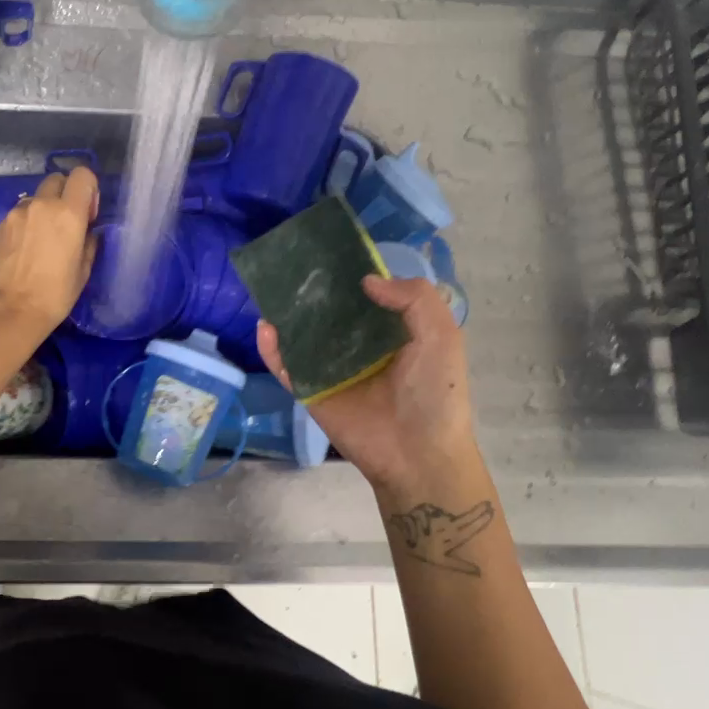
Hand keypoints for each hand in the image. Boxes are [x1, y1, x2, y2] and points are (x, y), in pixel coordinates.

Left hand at [0, 166, 99, 343]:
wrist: (12, 310)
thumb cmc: (55, 294)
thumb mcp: (84, 270)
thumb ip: (89, 242)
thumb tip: (87, 231)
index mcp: (68, 213)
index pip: (82, 175)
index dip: (88, 189)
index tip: (87, 213)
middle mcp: (42, 205)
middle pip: (56, 180)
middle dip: (64, 194)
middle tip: (65, 222)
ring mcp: (17, 213)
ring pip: (35, 198)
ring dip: (43, 209)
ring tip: (42, 239)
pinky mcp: (0, 225)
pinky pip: (18, 214)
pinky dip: (25, 223)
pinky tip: (24, 249)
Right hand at [256, 275, 478, 496]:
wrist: (417, 453)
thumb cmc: (435, 393)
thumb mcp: (441, 335)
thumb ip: (414, 297)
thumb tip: (366, 281)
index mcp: (391, 333)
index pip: (366, 298)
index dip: (351, 277)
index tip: (331, 254)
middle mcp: (358, 348)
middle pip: (329, 314)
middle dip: (313, 293)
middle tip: (293, 268)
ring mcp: (331, 371)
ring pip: (302, 337)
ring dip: (287, 317)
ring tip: (272, 292)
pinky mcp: (310, 392)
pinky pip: (286, 368)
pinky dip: (272, 350)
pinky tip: (266, 329)